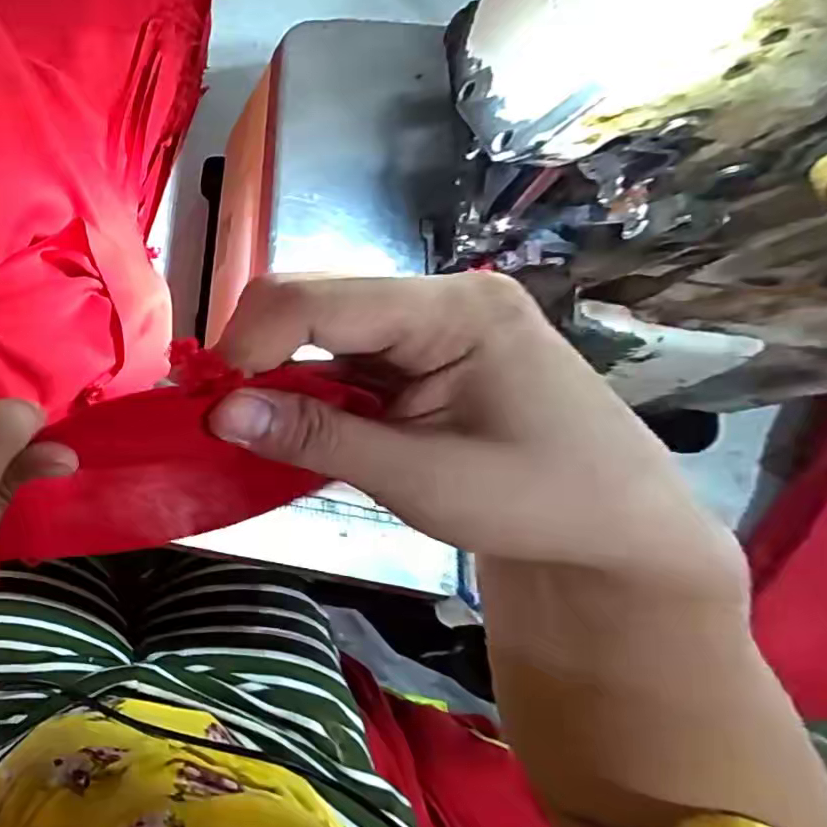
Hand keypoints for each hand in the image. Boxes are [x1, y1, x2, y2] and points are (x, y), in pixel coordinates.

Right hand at [206, 273, 743, 595]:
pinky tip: (291, 422)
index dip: (246, 347)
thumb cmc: (539, 504)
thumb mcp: (420, 480)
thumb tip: (219, 414)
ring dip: (269, 373)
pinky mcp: (410, 350)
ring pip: (309, 325)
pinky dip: (295, 388)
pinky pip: (328, 353)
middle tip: (225, 418)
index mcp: (453, 310)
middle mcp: (433, 297)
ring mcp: (422, 322)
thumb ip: (315, 439)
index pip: (314, 301)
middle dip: (250, 354)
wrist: (615, 529)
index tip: (212, 408)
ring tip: (253, 425)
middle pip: (304, 298)